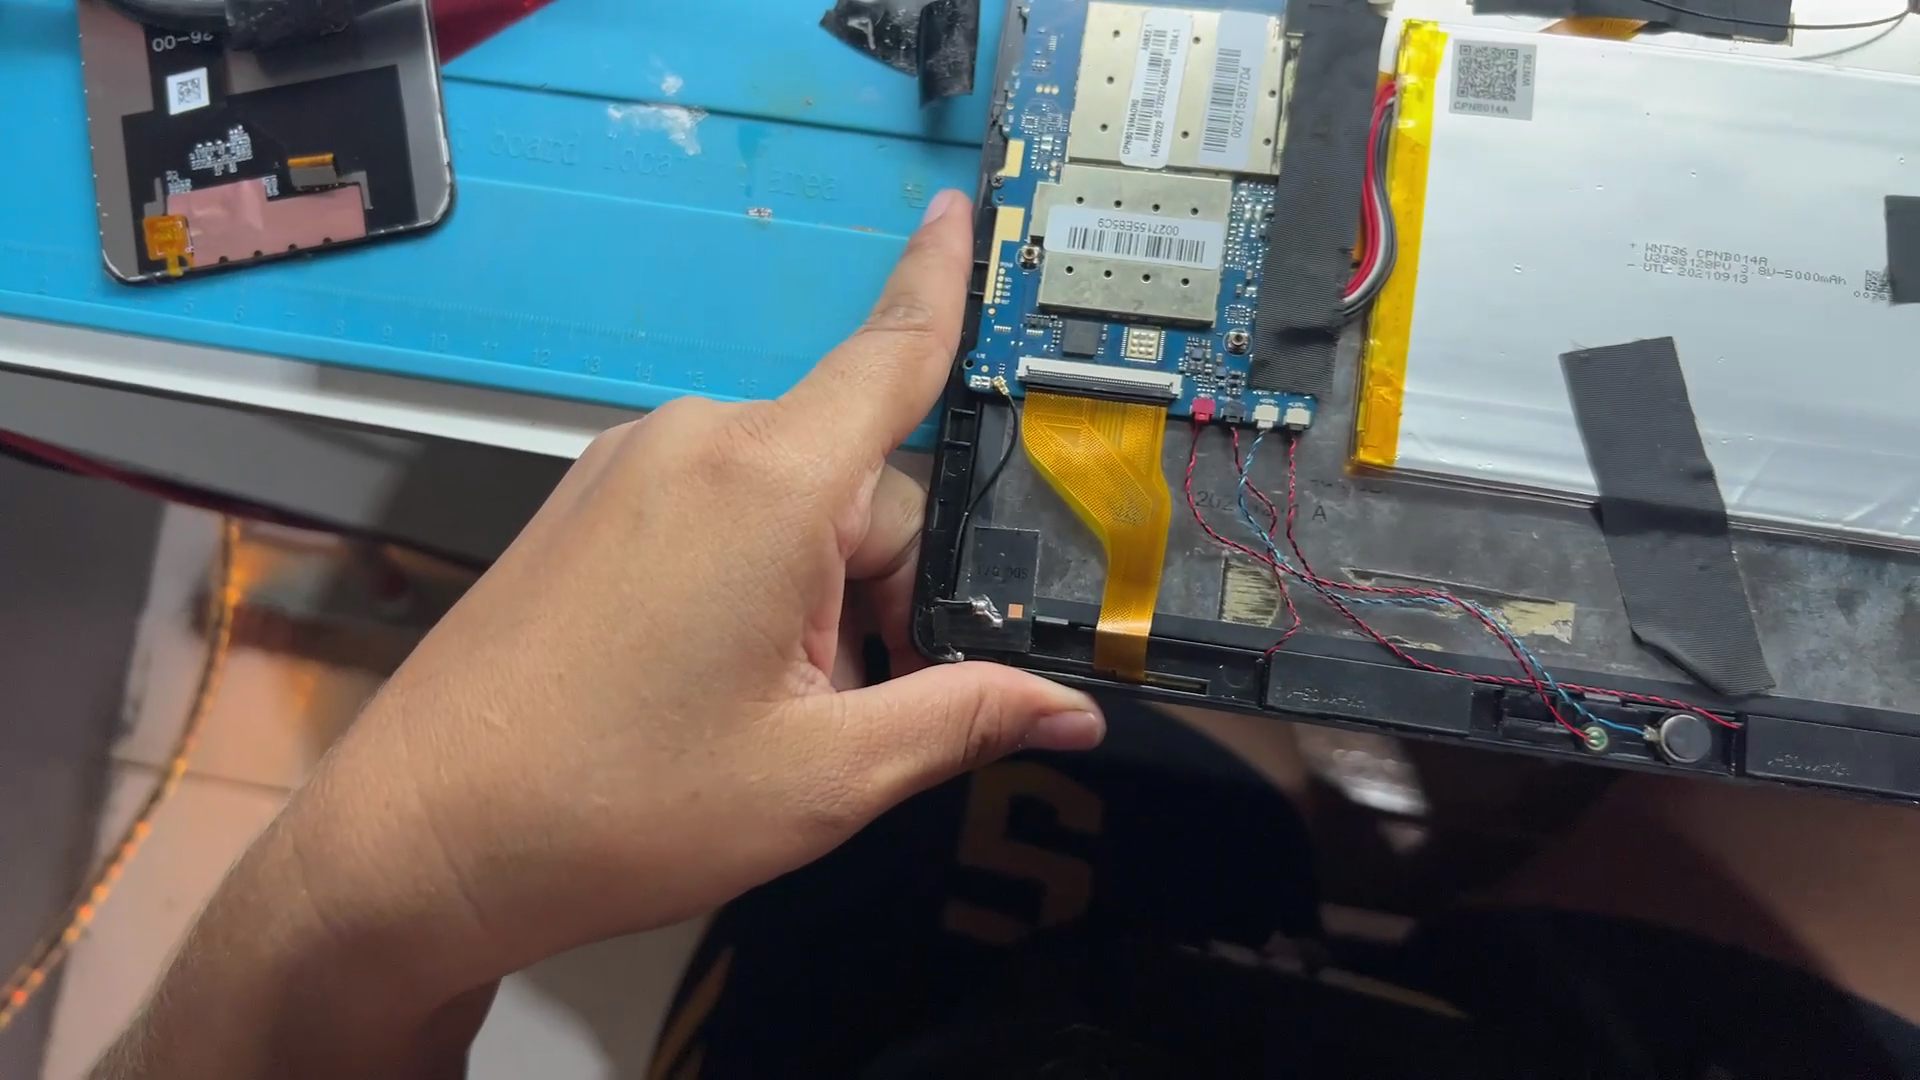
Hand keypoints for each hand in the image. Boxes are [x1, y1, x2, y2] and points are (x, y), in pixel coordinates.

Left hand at [100, 189, 1104, 1079]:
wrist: (417, 844)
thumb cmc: (628, 807)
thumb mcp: (827, 774)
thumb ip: (963, 720)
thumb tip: (1078, 716)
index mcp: (770, 486)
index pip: (888, 359)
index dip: (938, 284)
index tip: (964, 213)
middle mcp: (704, 442)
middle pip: (862, 487)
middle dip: (889, 589)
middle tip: (855, 702)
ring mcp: (641, 465)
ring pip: (801, 506)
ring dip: (829, 596)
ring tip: (783, 705)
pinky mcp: (604, 500)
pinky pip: (734, 512)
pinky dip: (769, 579)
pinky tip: (728, 671)